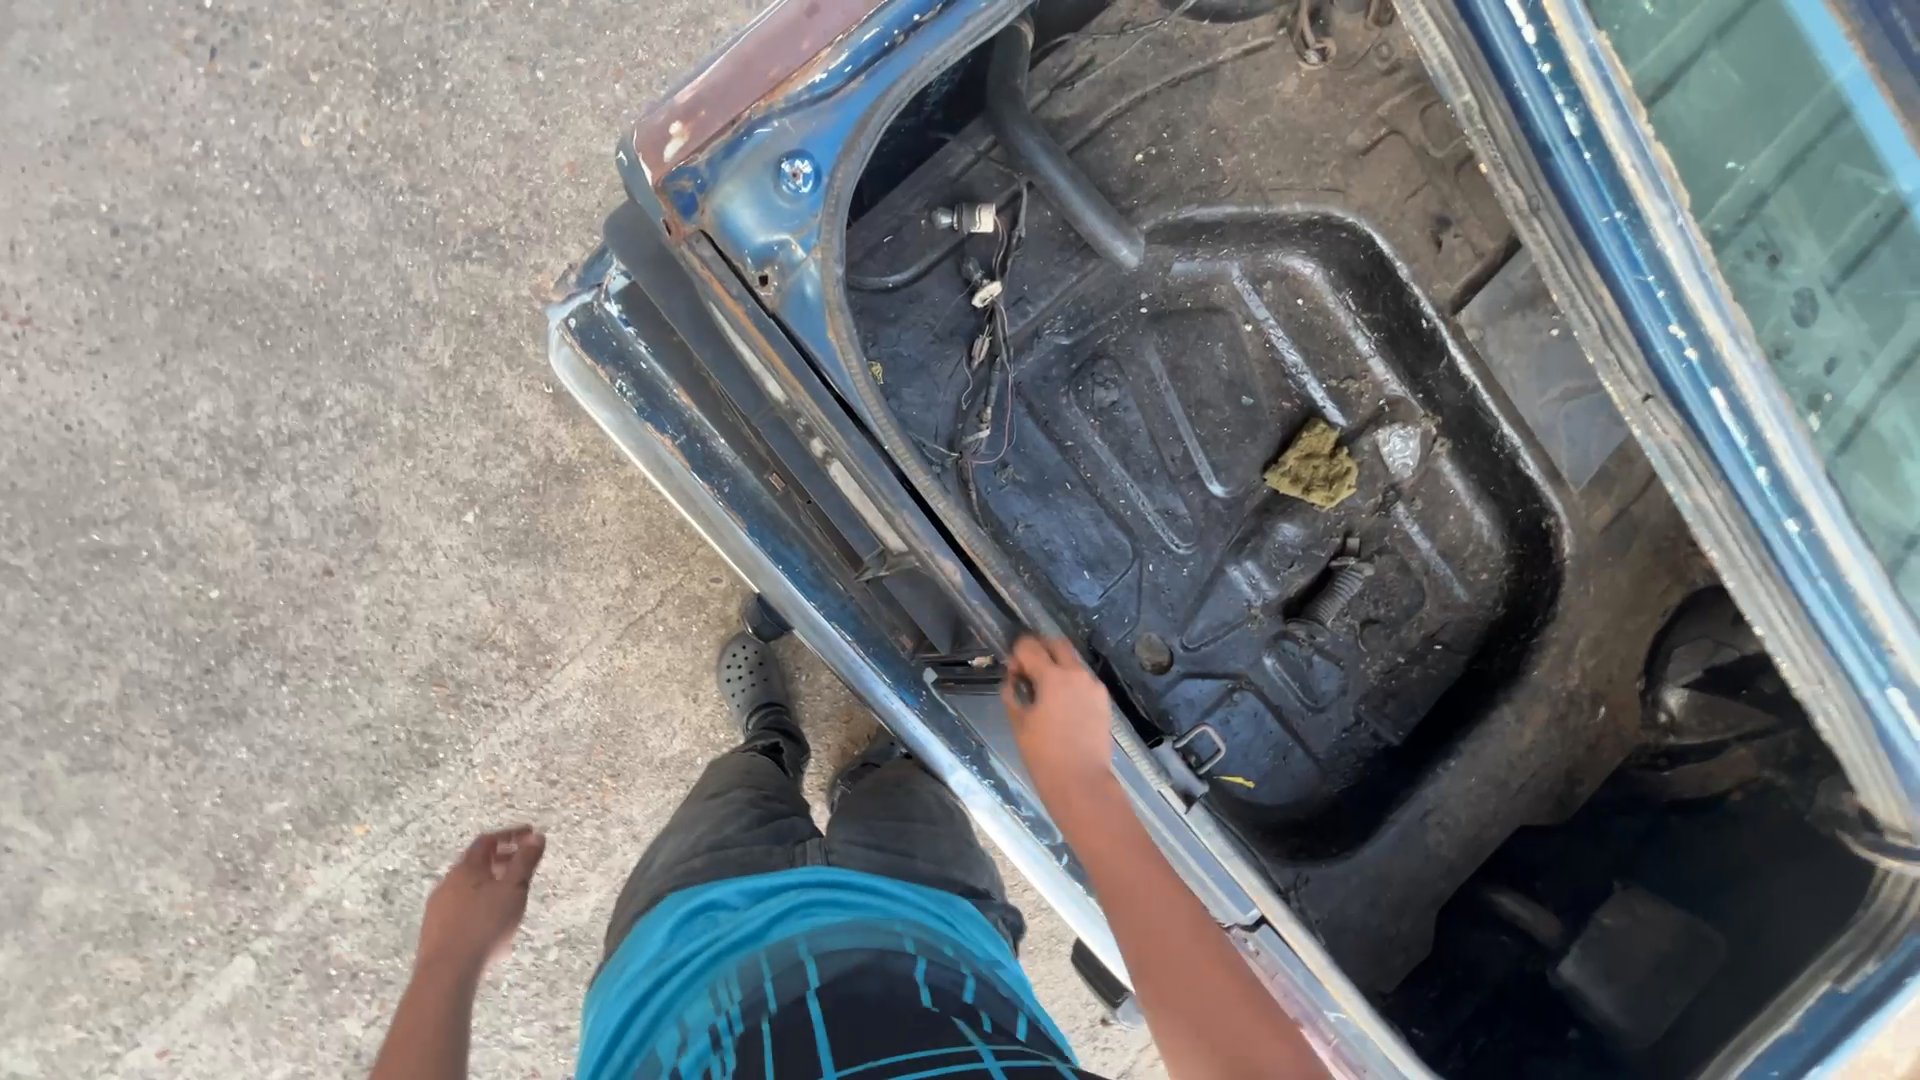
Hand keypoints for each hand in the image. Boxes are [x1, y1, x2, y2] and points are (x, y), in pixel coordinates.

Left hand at [416, 826, 545, 979]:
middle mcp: (448, 883)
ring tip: (510, 894)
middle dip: (501, 858)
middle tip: (522, 863)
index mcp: (466, 869)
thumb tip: (536, 836)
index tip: (530, 834)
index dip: (510, 834)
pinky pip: (460, 905)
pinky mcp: (434, 929)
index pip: (487, 841)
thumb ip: (525, 861)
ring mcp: (437, 907)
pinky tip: (490, 919)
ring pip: (467, 885)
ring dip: (490, 882)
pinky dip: (478, 901)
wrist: (445, 973)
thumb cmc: (485, 924)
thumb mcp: (514, 889)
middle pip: (476, 862)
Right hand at [1001, 636, 1115, 801]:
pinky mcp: (1103, 700)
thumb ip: (1013, 693)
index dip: (1017, 653)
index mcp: (1053, 677)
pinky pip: (1084, 680)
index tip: (1012, 670)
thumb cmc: (1043, 754)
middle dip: (1040, 649)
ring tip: (1046, 691)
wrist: (1081, 781)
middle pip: (1057, 644)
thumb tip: (1013, 679)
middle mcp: (1077, 674)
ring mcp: (1094, 686)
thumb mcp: (1019, 722)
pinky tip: (1062, 704)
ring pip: (1073, 662)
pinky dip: (1071, 682)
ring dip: (1057, 665)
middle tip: (1028, 669)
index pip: (1030, 646)